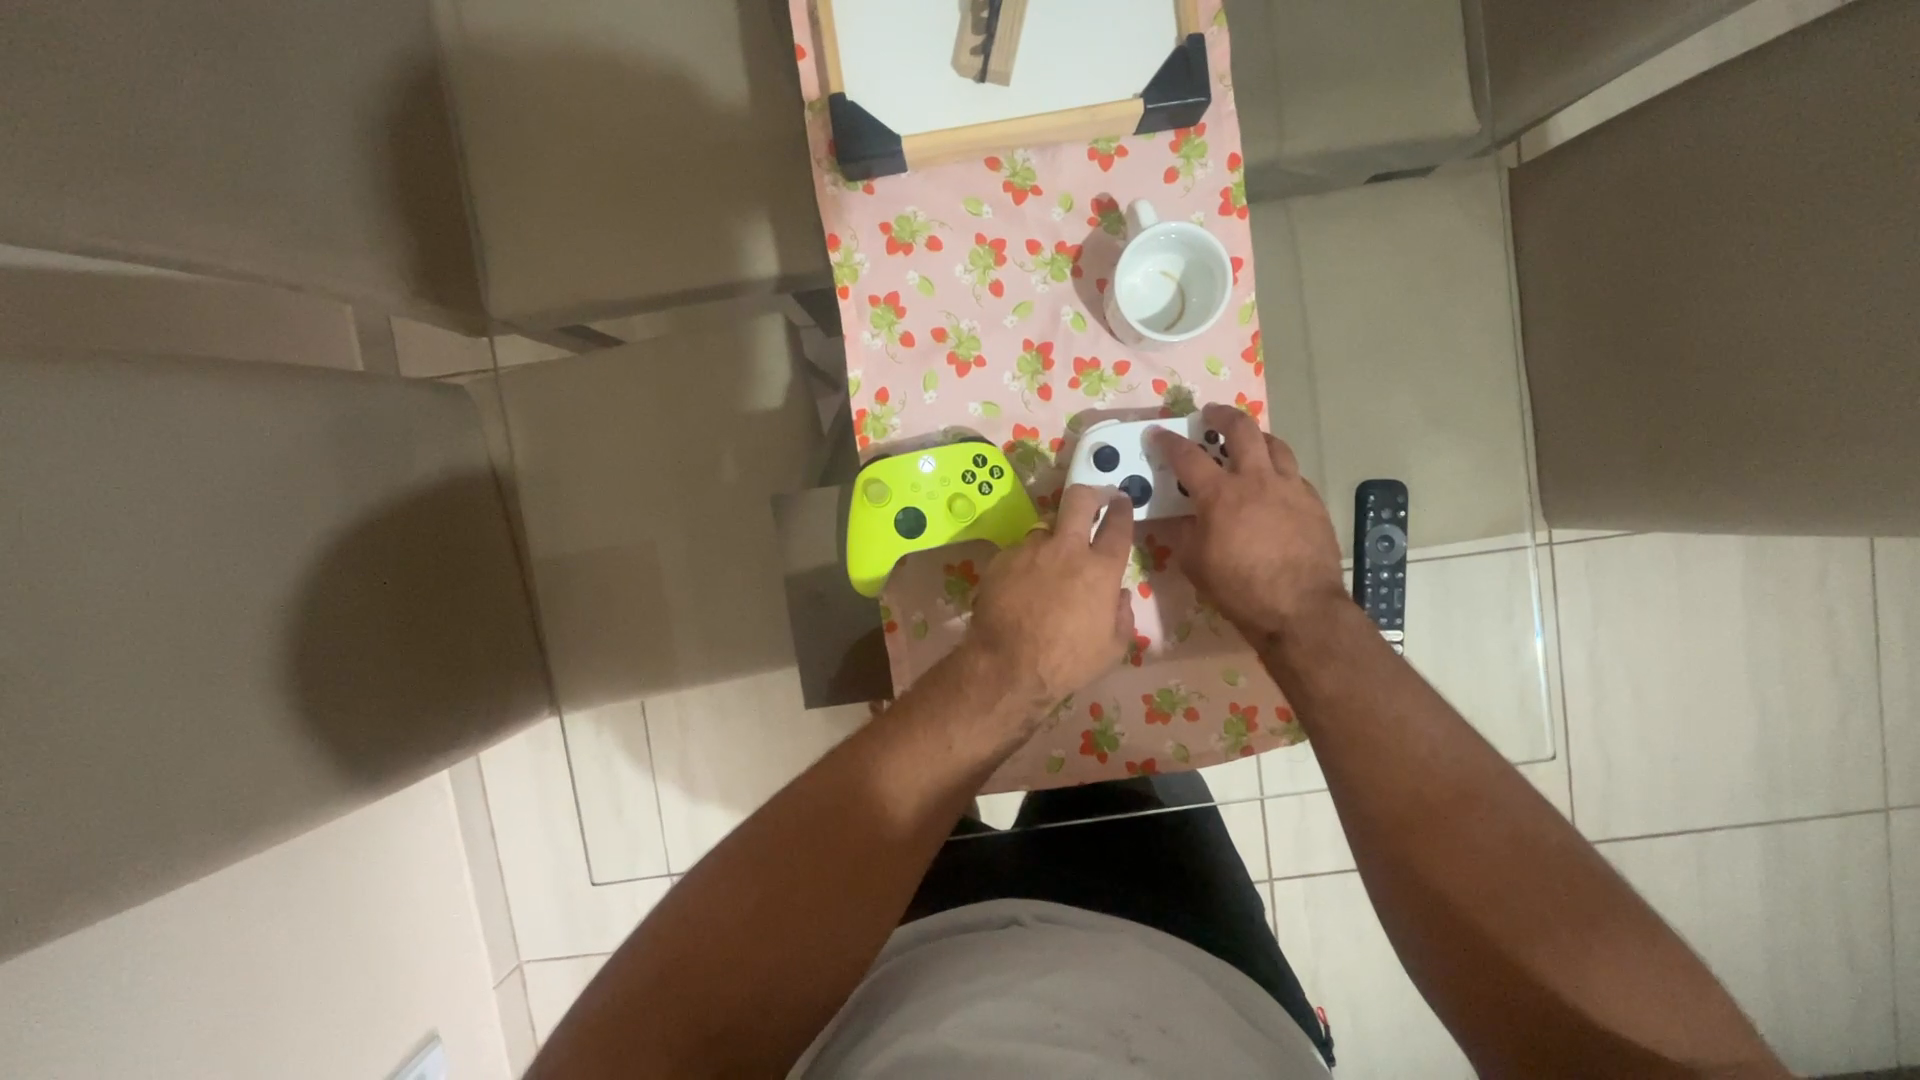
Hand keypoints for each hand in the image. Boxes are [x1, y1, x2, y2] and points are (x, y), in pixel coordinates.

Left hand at [965, 484, 1135, 709]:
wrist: (1006, 666)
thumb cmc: (1065, 662)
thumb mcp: (1111, 648)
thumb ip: (1122, 615)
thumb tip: (1118, 595)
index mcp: (1100, 570)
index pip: (1118, 525)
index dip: (1122, 509)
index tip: (1122, 501)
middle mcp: (1066, 549)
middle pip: (1080, 500)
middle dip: (1092, 492)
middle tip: (1096, 497)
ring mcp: (1030, 550)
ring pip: (1046, 527)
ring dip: (1054, 537)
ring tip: (1050, 561)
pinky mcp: (1002, 559)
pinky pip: (1020, 551)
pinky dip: (1027, 561)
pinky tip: (1022, 584)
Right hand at [1151, 404, 1344, 639]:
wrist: (1300, 609)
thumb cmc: (1239, 590)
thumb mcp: (1195, 564)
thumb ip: (1186, 533)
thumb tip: (1184, 518)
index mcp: (1220, 495)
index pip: (1187, 456)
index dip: (1168, 441)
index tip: (1157, 433)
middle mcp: (1256, 480)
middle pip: (1240, 429)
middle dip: (1221, 416)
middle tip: (1210, 414)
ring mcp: (1289, 487)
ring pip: (1274, 444)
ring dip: (1256, 436)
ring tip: (1248, 440)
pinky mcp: (1312, 501)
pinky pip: (1292, 473)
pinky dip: (1277, 469)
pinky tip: (1273, 482)